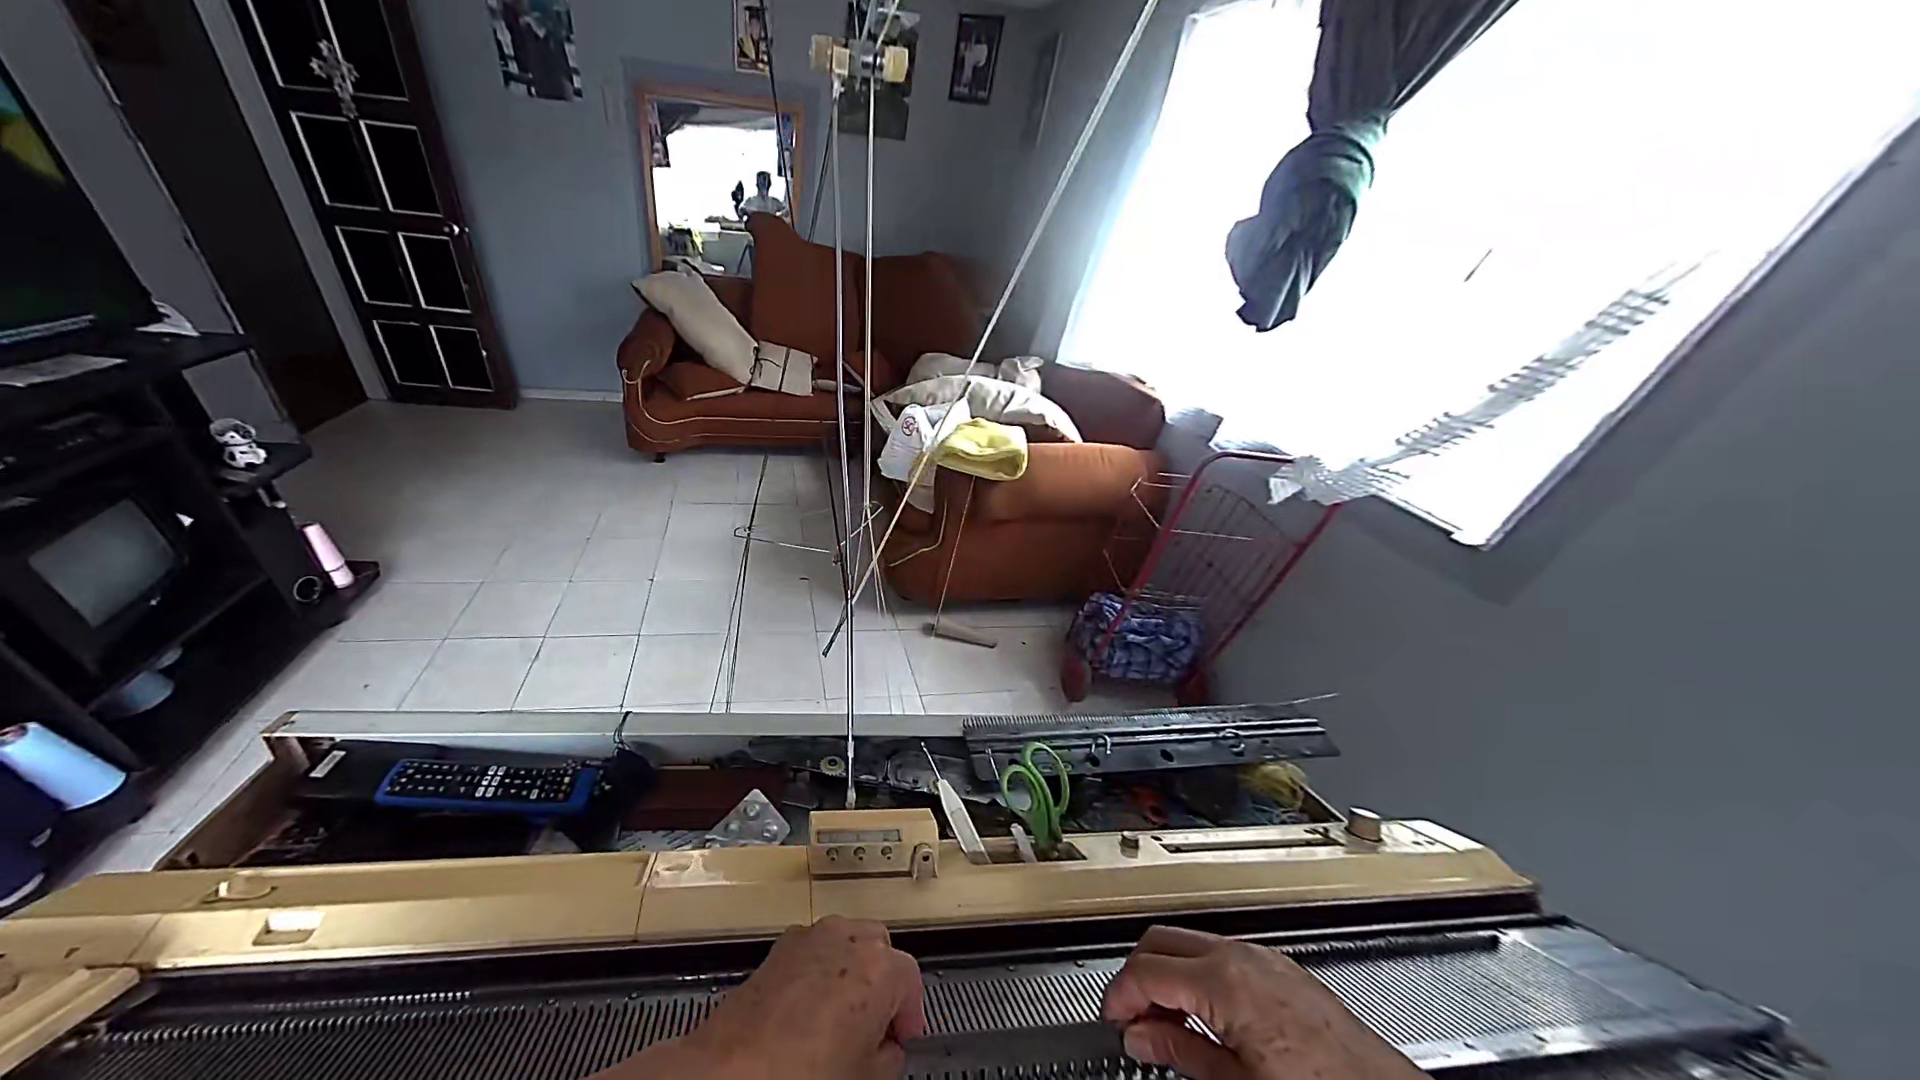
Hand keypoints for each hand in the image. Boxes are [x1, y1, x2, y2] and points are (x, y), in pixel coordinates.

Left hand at [599, 916, 925, 1079]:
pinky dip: (819, 971)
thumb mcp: (864, 1079)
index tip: (902, 1038)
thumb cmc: (801, 1075)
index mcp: (880, 966)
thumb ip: (888, 1057)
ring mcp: (811, 936)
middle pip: (880, 949)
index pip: (910, 979)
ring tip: (841, 1017)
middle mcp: (848, 937)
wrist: (730, 1075)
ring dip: (851, 971)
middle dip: (882, 983)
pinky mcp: (780, 947)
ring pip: (846, 943)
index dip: (909, 1013)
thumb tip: (885, 1048)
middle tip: (876, 1026)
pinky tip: (808, 1011)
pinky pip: (814, 951)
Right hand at [1102, 926, 1426, 1079]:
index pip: (1146, 970)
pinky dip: (1197, 973)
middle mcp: (1240, 955)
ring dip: (1166, 972)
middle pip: (1160, 940)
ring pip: (1189, 942)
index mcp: (1224, 981)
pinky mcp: (1279, 966)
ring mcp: (1262, 957)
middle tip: (1130, 1018)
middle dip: (1136, 974)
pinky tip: (1202, 1015)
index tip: (1113, 1020)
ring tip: (1165, 1023)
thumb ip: (1179, 1052)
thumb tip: (1141, 1037)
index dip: (1119, 995)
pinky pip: (1221, 953)